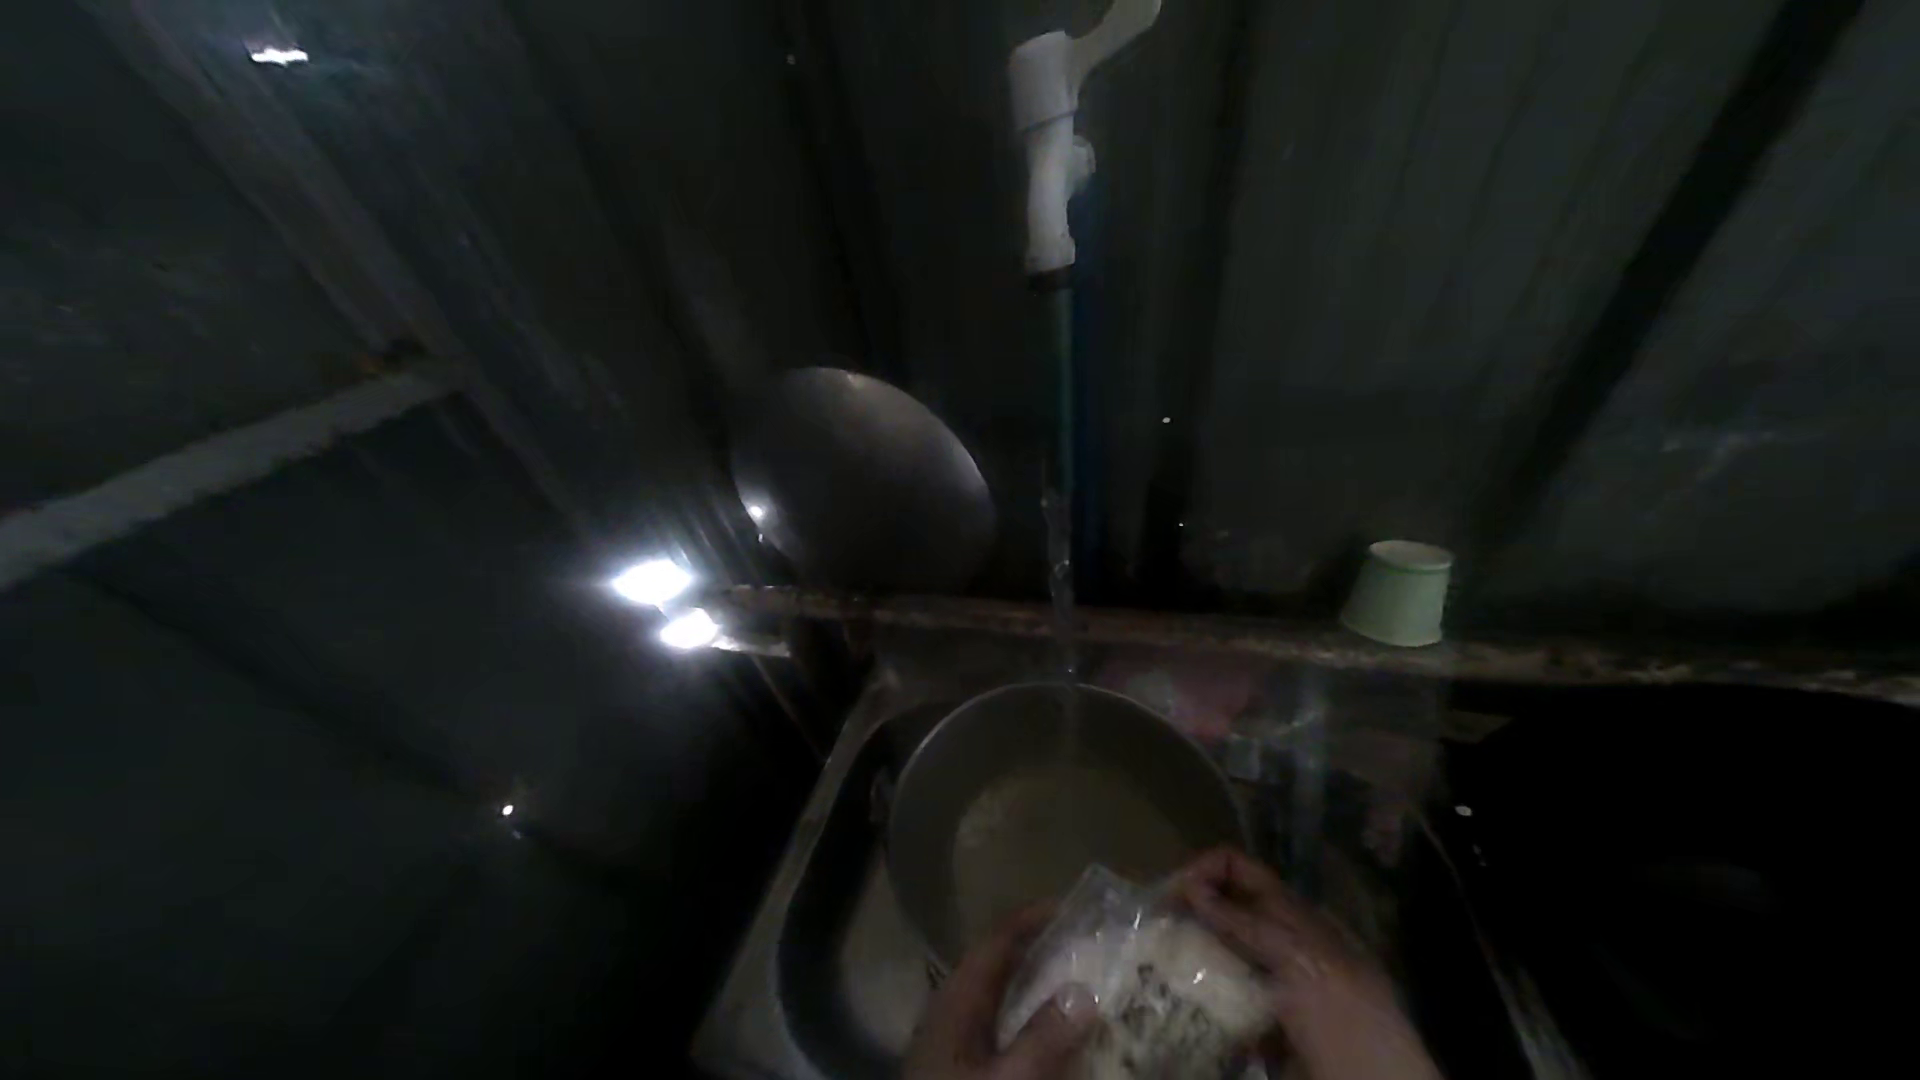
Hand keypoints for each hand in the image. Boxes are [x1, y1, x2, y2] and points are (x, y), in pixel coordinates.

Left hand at [904, 905, 1099, 1079]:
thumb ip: (1043, 1041)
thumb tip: (1083, 992)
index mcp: (958, 998)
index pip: (997, 940)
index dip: (1032, 918)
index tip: (1072, 907)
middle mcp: (954, 1007)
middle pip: (999, 963)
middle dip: (1040, 950)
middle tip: (1086, 946)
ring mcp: (955, 1038)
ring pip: (1000, 995)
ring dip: (1036, 985)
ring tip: (1080, 983)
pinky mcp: (961, 1066)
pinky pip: (999, 1027)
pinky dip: (1028, 1021)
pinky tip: (1053, 1037)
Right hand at [1176, 848, 1438, 1079]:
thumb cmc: (1345, 1021)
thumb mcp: (1299, 961)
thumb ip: (1246, 922)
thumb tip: (1189, 886)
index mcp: (1292, 914)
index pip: (1238, 868)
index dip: (1203, 870)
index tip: (1171, 894)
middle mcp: (1277, 939)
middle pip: (1221, 906)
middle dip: (1187, 909)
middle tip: (1152, 925)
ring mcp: (1267, 981)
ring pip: (1215, 949)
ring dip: (1186, 950)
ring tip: (1155, 960)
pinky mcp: (1258, 1022)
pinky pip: (1217, 996)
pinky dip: (1195, 993)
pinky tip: (1176, 999)